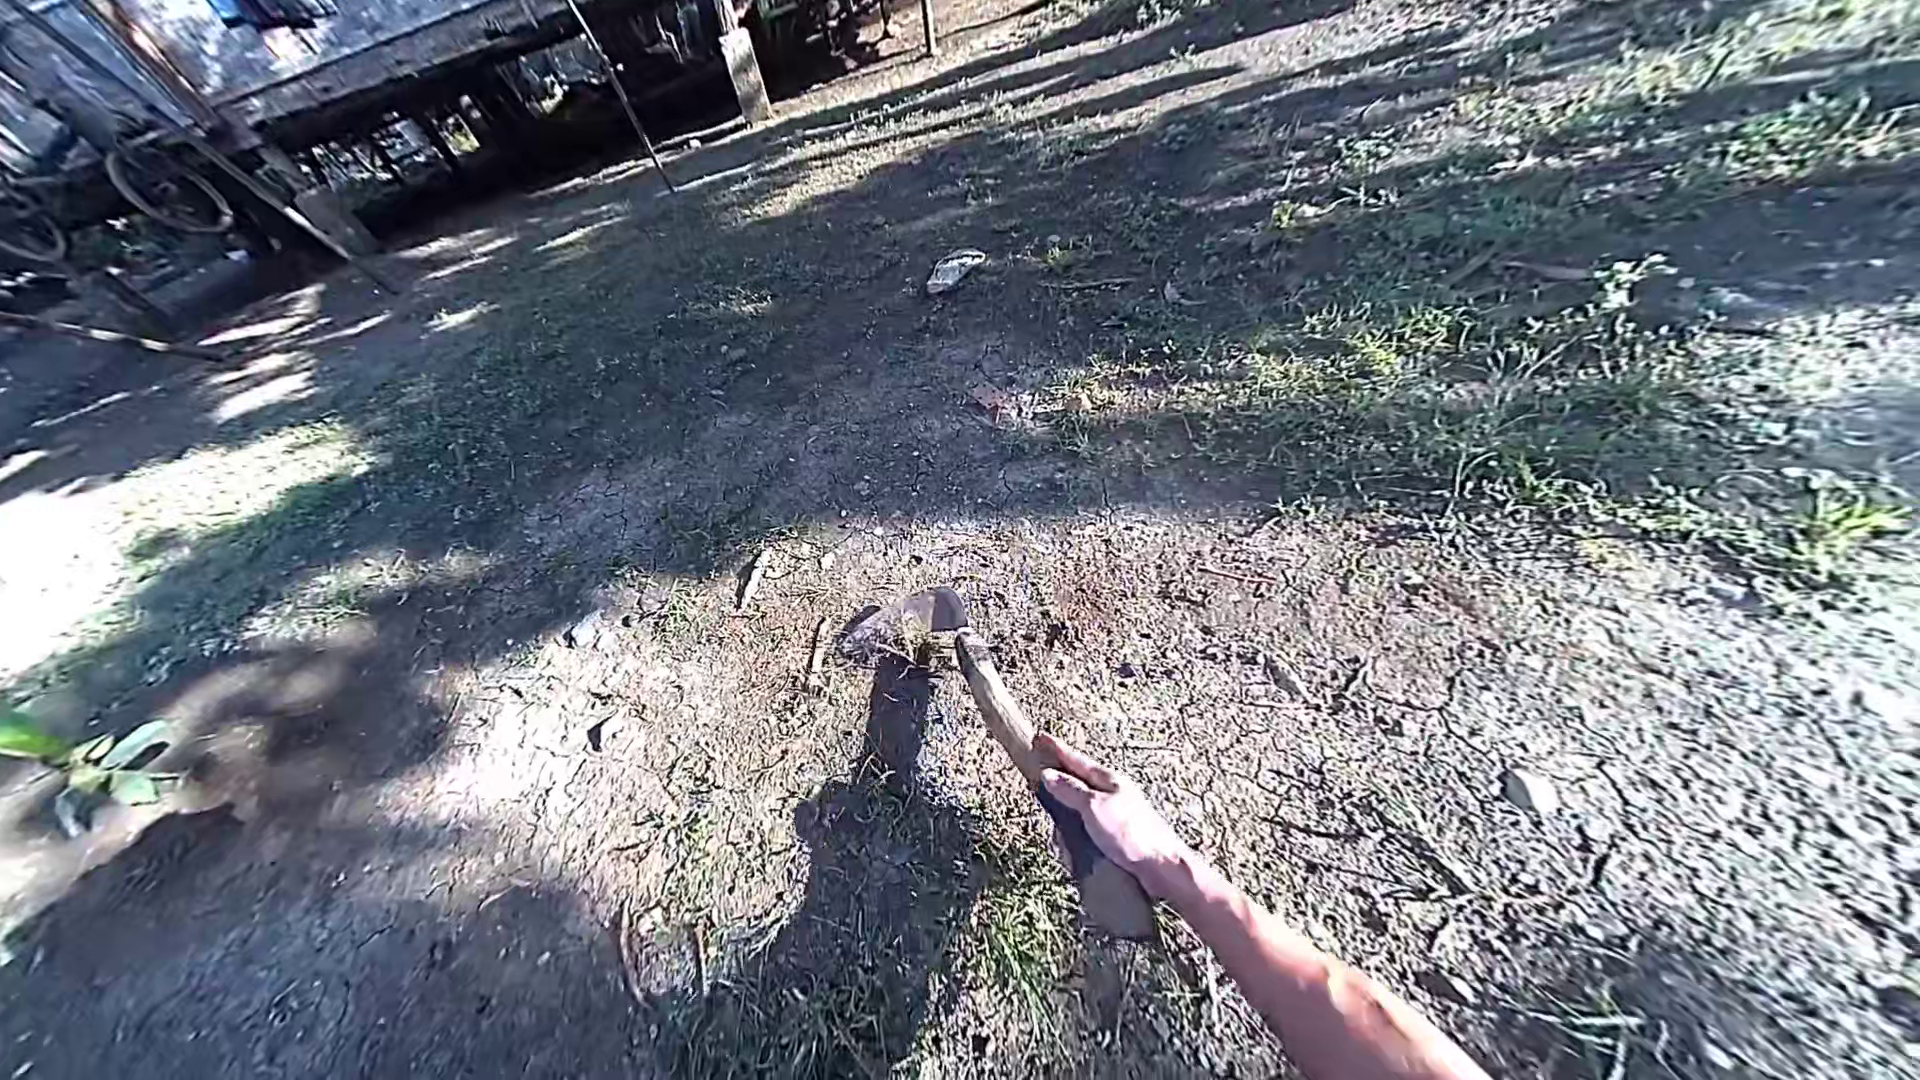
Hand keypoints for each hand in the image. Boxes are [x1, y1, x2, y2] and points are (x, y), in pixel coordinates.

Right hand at [1034, 733, 1194, 898]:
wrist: (1163, 868)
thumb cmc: (1132, 833)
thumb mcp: (1093, 807)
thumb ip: (1070, 790)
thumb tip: (1049, 774)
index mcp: (1107, 780)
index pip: (1074, 759)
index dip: (1056, 749)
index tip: (1040, 738)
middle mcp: (1110, 794)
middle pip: (1075, 785)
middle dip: (1058, 793)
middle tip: (1042, 791)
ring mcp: (1113, 815)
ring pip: (1079, 813)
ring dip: (1069, 828)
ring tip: (1066, 843)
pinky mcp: (1115, 837)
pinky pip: (1087, 834)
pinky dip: (1079, 844)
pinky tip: (1078, 856)